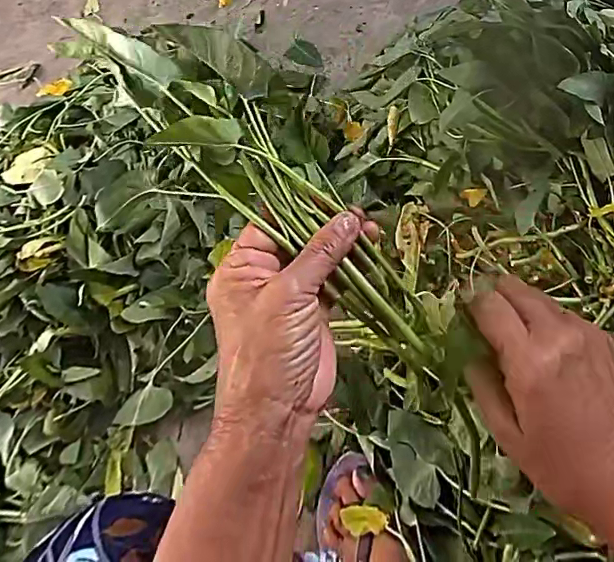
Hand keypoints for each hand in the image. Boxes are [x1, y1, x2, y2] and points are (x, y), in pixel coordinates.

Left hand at [206, 211, 368, 437]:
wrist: (277, 415)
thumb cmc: (267, 353)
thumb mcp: (289, 294)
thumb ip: (320, 252)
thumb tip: (348, 218)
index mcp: (241, 267)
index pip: (270, 222)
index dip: (299, 207)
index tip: (330, 197)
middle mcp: (263, 276)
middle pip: (299, 238)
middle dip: (329, 226)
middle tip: (358, 216)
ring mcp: (290, 294)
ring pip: (321, 258)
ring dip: (346, 246)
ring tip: (372, 233)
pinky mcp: (314, 310)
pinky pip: (334, 280)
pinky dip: (353, 269)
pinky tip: (371, 257)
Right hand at [465, 276, 613, 529]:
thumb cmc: (560, 466)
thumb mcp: (507, 435)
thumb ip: (481, 384)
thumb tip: (466, 349)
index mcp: (530, 360)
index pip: (489, 304)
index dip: (470, 303)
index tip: (461, 313)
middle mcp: (557, 333)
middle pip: (513, 287)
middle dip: (493, 295)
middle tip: (482, 318)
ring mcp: (582, 329)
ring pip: (537, 295)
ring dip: (519, 305)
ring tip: (513, 335)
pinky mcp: (600, 334)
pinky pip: (560, 312)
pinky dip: (544, 319)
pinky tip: (546, 349)